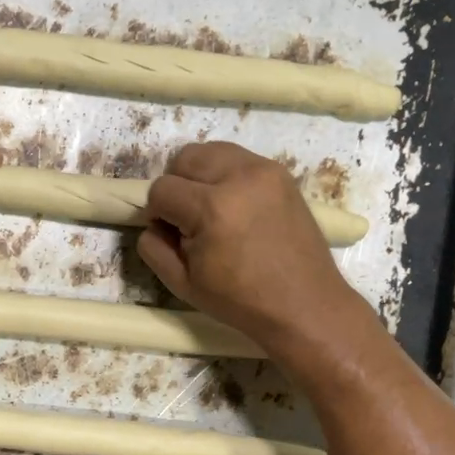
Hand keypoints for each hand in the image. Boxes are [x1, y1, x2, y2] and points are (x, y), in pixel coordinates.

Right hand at [139, 142, 360, 344]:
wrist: (302, 303)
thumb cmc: (239, 300)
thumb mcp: (182, 283)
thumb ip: (154, 248)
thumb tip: (152, 224)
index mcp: (211, 208)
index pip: (161, 189)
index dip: (156, 212)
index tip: (168, 234)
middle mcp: (238, 177)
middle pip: (184, 158)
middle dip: (176, 186)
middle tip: (186, 218)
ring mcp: (264, 171)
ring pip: (212, 151)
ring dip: (200, 175)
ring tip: (209, 208)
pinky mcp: (280, 174)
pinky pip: (239, 159)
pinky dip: (226, 175)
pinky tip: (233, 206)